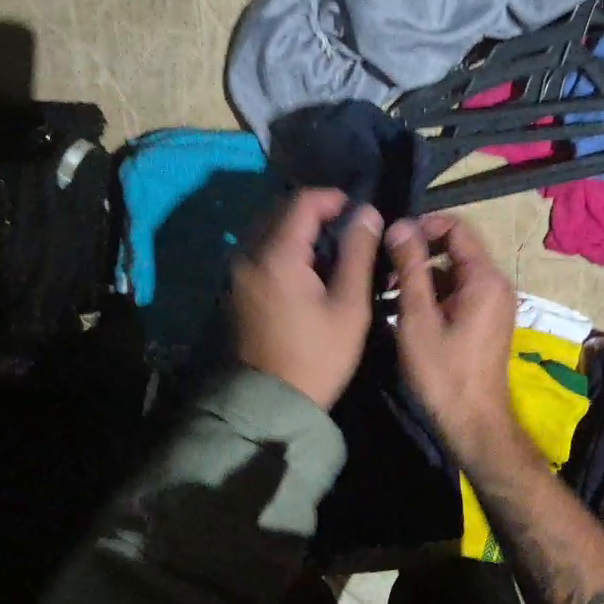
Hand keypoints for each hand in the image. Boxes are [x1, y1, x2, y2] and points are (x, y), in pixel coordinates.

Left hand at [233, 189, 382, 409]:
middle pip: (280, 210)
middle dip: (315, 211)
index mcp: (276, 255)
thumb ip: (358, 253)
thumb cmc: (317, 357)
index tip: (359, 210)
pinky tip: (307, 266)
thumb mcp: (349, 306)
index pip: (302, 201)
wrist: (270, 405)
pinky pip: (259, 249)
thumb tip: (367, 212)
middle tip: (347, 227)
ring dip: (298, 227)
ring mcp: (237, 272)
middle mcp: (248, 254)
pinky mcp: (235, 288)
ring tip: (330, 247)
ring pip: (267, 228)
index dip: (333, 198)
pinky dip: (283, 245)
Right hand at [386, 215, 518, 458]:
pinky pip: (458, 292)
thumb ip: (410, 268)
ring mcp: (493, 304)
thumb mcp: (418, 318)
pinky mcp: (486, 321)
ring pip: (453, 272)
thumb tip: (400, 225)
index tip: (392, 241)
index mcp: (485, 278)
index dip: (423, 226)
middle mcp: (496, 284)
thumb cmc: (443, 373)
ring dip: (422, 275)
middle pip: (456, 248)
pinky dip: (433, 294)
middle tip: (384, 267)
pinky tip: (404, 310)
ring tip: (387, 291)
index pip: (457, 227)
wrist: (474, 425)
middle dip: (419, 252)